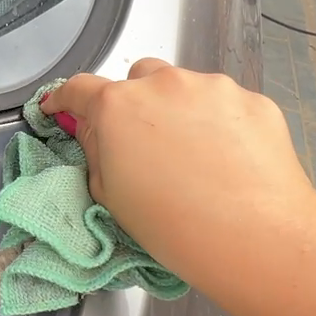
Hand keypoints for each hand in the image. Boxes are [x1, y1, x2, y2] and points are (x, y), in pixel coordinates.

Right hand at [41, 60, 315, 288]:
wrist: (254, 238)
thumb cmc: (171, 224)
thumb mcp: (107, 193)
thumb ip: (94, 150)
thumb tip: (96, 131)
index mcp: (117, 106)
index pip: (77, 88)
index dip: (65, 99)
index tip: (61, 107)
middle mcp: (162, 84)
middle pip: (136, 77)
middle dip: (133, 101)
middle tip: (141, 141)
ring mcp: (212, 88)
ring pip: (183, 87)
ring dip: (178, 110)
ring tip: (191, 155)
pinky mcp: (254, 100)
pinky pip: (223, 103)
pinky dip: (218, 122)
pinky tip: (226, 159)